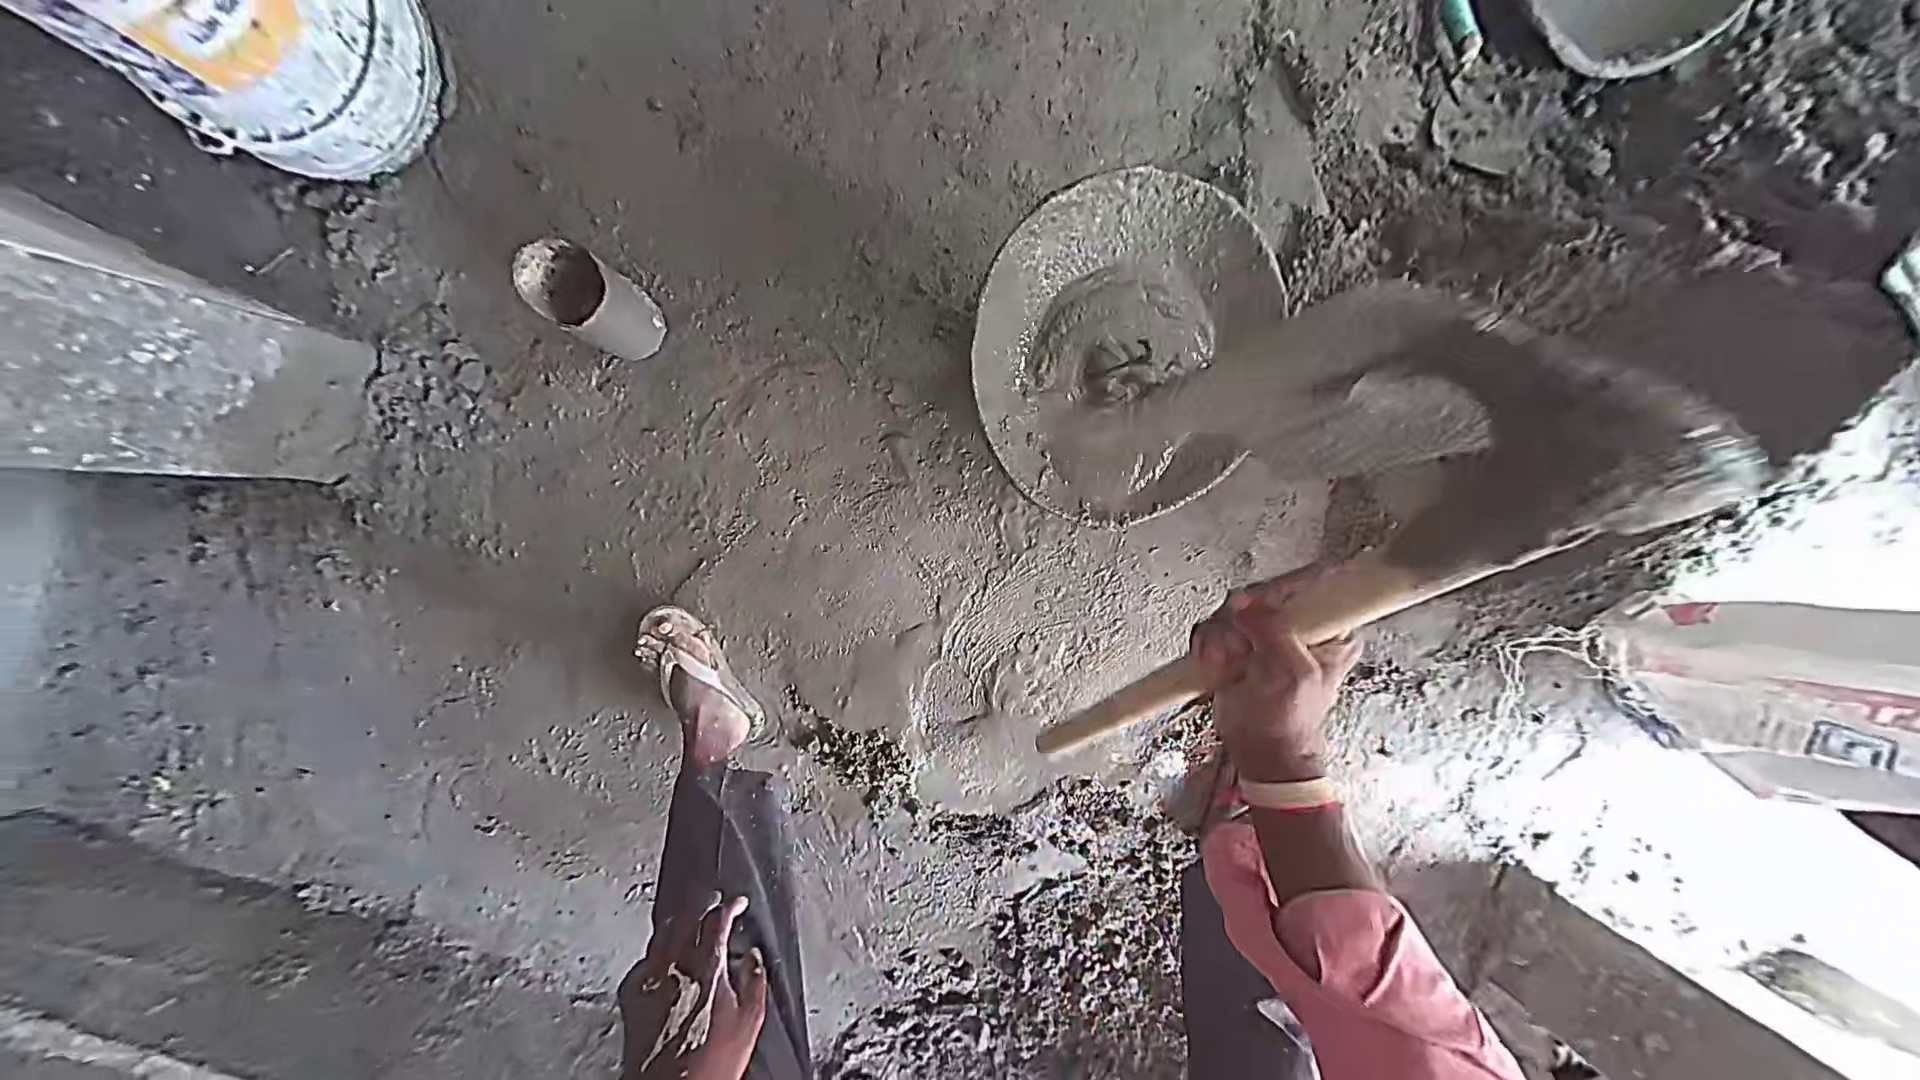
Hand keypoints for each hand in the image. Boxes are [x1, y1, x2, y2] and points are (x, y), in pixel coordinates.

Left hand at [619, 894, 767, 1079]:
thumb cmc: (711, 1062)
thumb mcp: (749, 1019)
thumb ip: (754, 979)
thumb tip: (753, 956)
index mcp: (707, 965)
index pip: (718, 917)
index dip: (731, 904)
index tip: (739, 904)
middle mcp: (675, 966)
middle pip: (686, 916)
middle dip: (703, 906)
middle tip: (715, 908)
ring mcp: (650, 980)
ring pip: (662, 933)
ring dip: (680, 923)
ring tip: (691, 926)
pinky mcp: (632, 999)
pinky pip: (644, 961)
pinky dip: (658, 953)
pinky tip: (666, 962)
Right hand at [1189, 565, 1362, 781]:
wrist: (1260, 749)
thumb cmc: (1288, 719)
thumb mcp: (1293, 672)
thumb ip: (1274, 630)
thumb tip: (1246, 603)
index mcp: (1328, 628)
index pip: (1304, 585)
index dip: (1275, 592)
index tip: (1254, 613)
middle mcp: (1295, 625)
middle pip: (1256, 594)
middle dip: (1239, 624)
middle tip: (1241, 649)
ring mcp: (1261, 634)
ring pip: (1227, 611)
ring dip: (1221, 640)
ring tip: (1230, 666)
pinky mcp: (1234, 644)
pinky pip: (1210, 629)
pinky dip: (1208, 648)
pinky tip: (1217, 667)